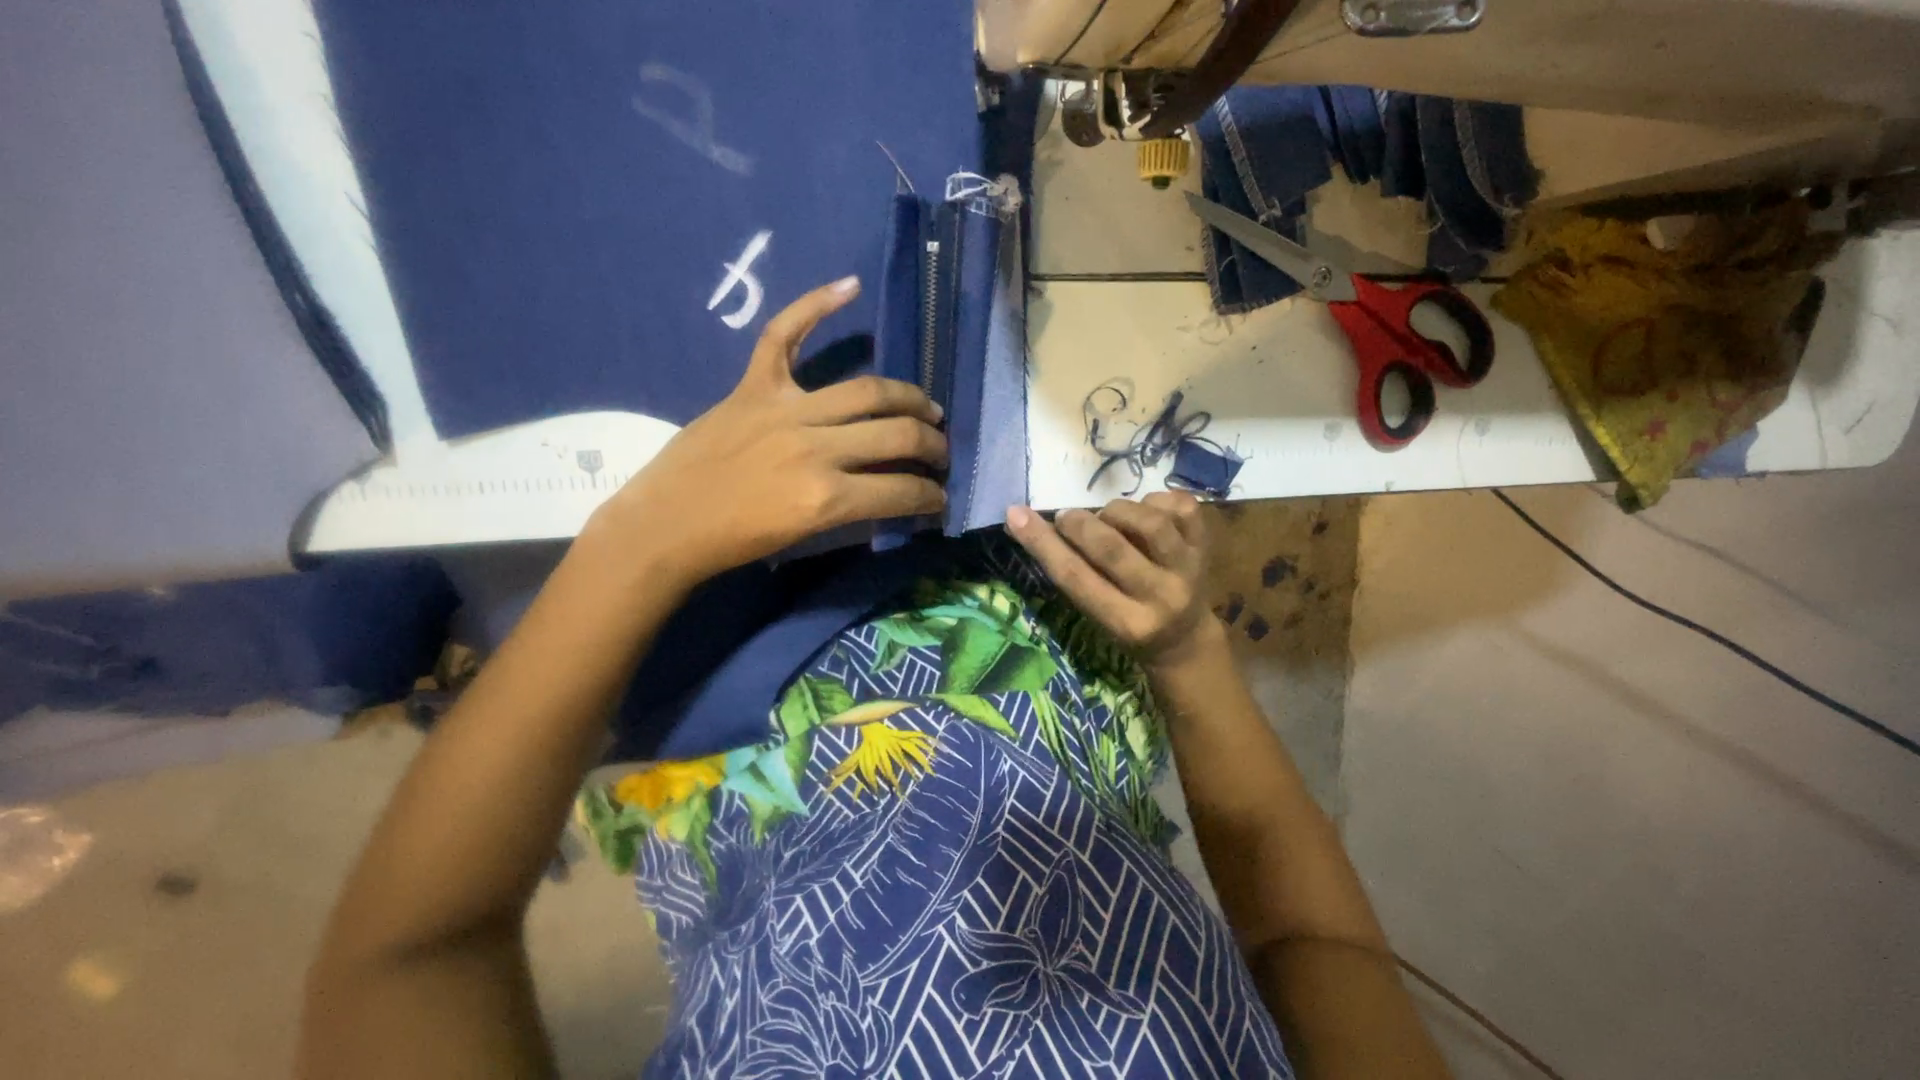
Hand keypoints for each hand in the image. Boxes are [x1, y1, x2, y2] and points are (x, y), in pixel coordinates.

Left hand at [597, 276, 946, 586]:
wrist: (667, 526)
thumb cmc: (734, 542)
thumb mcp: (805, 537)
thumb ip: (853, 510)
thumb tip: (893, 493)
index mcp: (827, 497)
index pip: (902, 491)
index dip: (931, 496)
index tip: (940, 499)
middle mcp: (815, 447)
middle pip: (896, 433)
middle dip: (932, 446)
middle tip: (940, 453)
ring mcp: (784, 409)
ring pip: (866, 389)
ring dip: (908, 397)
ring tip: (925, 409)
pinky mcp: (754, 386)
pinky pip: (784, 335)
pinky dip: (815, 305)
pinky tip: (850, 287)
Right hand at [1005, 493, 1224, 673]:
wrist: (1186, 638)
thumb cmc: (1127, 625)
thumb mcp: (1096, 614)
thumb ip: (1073, 573)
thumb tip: (1029, 523)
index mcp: (1126, 622)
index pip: (1076, 577)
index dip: (1042, 543)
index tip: (1016, 515)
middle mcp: (1161, 597)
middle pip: (1112, 548)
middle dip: (1079, 523)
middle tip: (1066, 517)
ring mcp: (1189, 569)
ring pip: (1150, 523)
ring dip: (1117, 511)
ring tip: (1107, 516)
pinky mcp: (1206, 545)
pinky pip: (1181, 507)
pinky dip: (1155, 500)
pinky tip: (1144, 510)